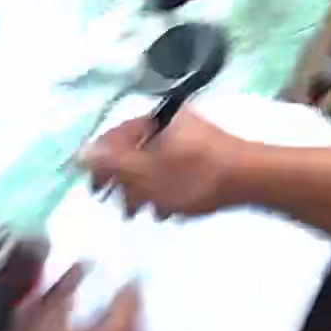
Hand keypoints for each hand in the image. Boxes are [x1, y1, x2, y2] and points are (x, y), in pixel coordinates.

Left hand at [4, 267, 140, 330]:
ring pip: (26, 330)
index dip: (79, 270)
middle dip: (54, 288)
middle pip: (34, 306)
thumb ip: (126, 305)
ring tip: (70, 305)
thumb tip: (131, 278)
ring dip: (46, 313)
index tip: (94, 258)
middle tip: (76, 276)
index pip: (59, 288)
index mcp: (43, 330)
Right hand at [77, 107, 251, 216]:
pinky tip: (173, 209)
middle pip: (135, 151)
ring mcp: (191, 135)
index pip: (113, 137)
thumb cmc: (195, 177)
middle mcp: (173, 120)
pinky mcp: (206, 152)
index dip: (100, 166)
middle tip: (130, 209)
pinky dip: (170, 188)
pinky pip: (176, 168)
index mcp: (157, 118)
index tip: (99, 194)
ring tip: (155, 211)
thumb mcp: (145, 175)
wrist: (251, 178)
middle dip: (128, 183)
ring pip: (155, 163)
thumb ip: (111, 164)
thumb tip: (79, 152)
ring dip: (148, 190)